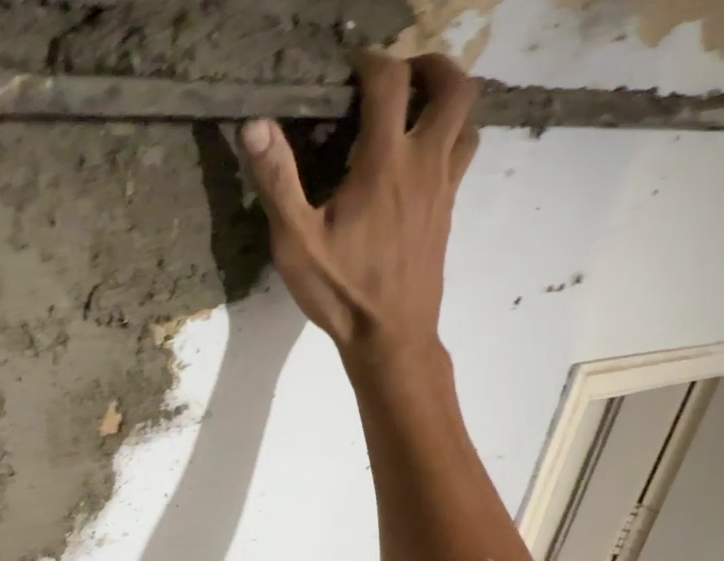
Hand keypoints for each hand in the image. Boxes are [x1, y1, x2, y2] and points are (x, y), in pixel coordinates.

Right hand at [241, 52, 478, 385]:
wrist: (391, 334)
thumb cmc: (340, 289)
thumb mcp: (295, 240)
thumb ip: (277, 179)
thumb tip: (256, 125)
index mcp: (383, 163)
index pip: (390, 84)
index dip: (371, 62)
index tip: (349, 66)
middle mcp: (424, 164)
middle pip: (455, 88)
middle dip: (429, 66)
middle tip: (397, 73)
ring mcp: (442, 187)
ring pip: (467, 120)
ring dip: (446, 101)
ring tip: (412, 109)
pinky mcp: (446, 210)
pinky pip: (462, 154)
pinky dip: (448, 136)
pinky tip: (416, 158)